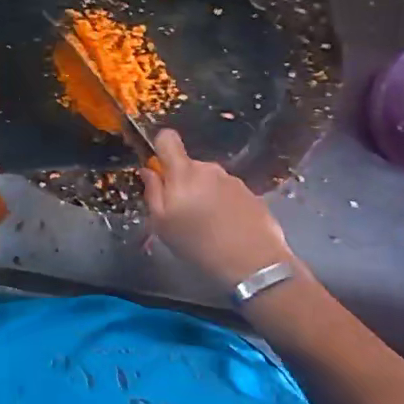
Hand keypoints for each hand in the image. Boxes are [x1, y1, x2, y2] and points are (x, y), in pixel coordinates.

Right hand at [138, 129, 295, 288]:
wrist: (255, 264)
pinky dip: (223, 204)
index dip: (161, 146)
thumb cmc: (198, 243)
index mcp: (183, 172)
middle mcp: (210, 169)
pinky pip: (228, 193)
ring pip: (209, 180)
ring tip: (207, 223)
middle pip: (189, 165)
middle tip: (183, 211)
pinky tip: (227, 228)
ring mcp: (234, 181)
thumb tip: (148, 171)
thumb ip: (152, 192)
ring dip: (204, 194)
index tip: (160, 167)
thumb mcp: (162, 224)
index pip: (168, 139)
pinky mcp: (253, 195)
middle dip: (182, 181)